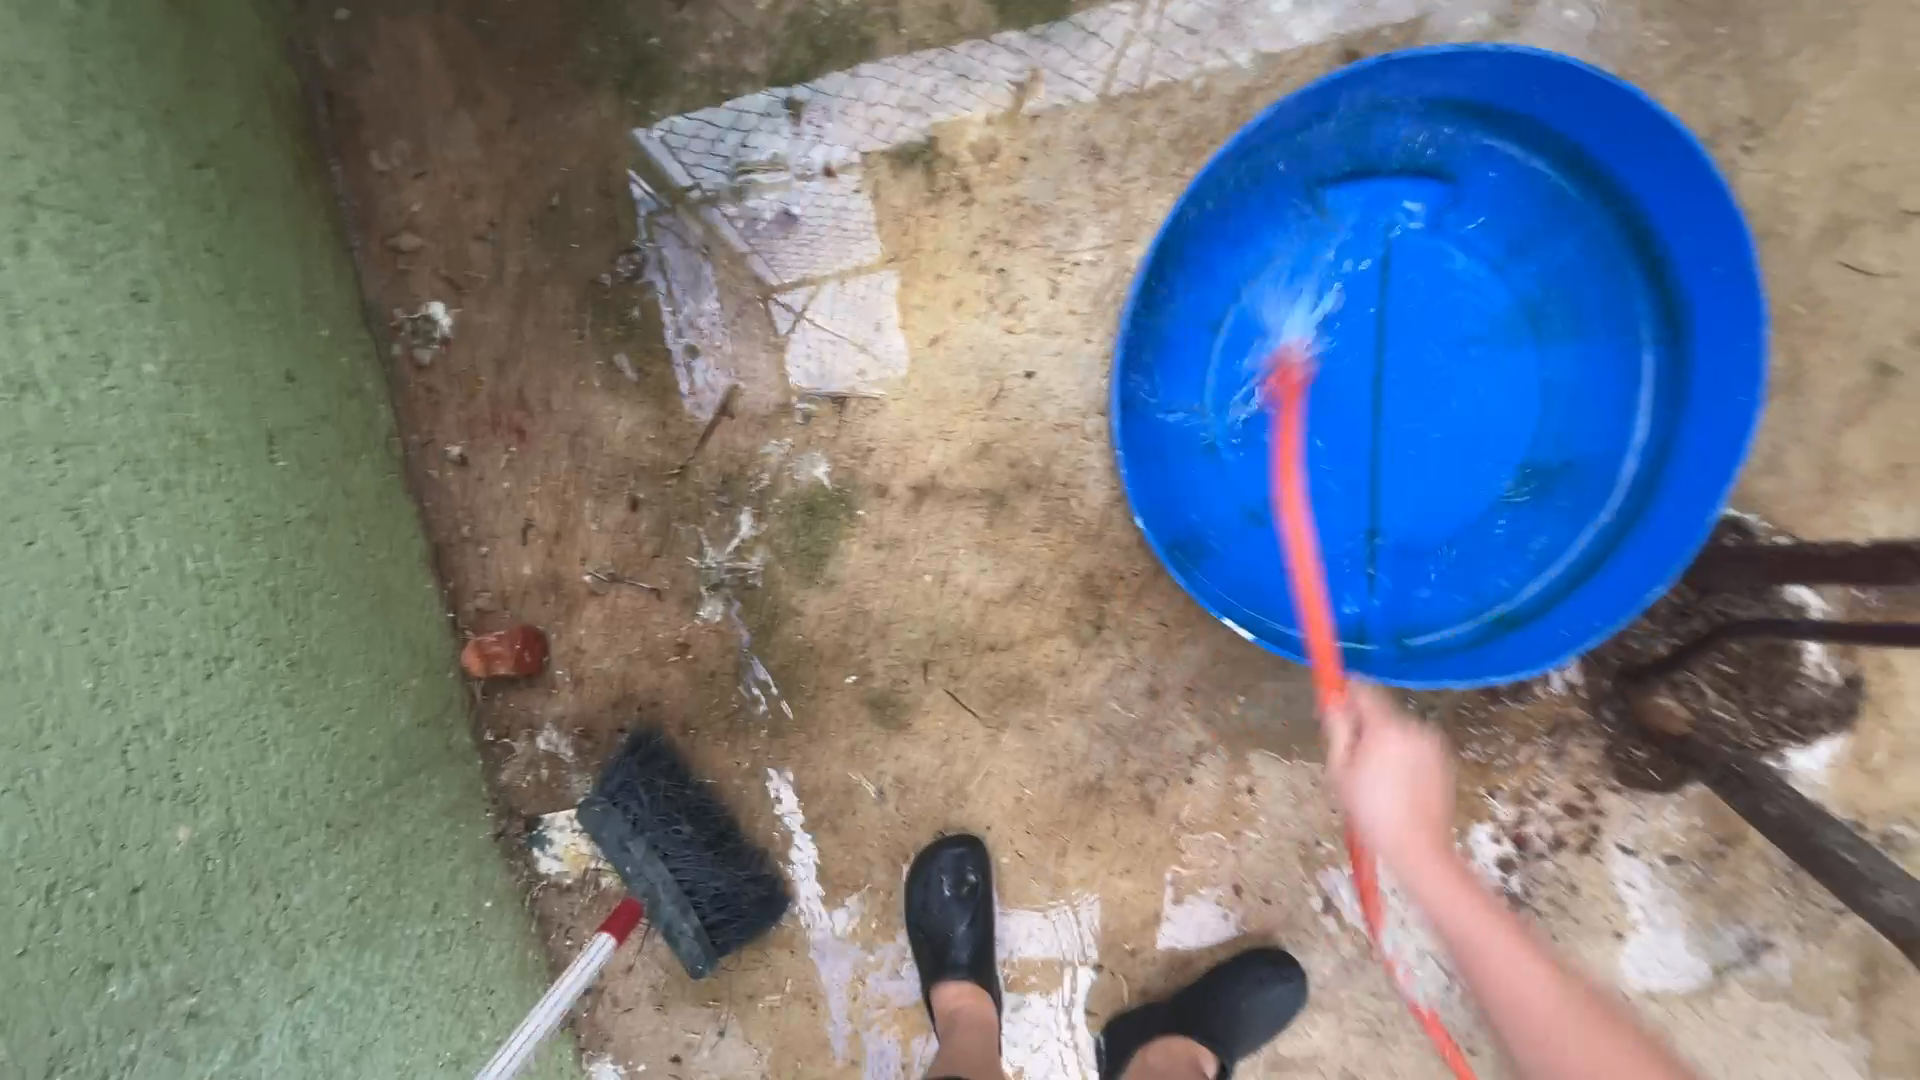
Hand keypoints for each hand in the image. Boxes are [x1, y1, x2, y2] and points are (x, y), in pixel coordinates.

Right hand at [1323, 681, 1456, 873]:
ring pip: (1397, 728)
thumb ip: (1337, 726)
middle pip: (1381, 710)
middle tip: (1349, 754)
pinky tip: (1394, 782)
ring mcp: (1433, 743)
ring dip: (1382, 739)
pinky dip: (1401, 753)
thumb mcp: (1340, 767)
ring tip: (1372, 774)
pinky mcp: (1444, 760)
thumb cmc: (1370, 809)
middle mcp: (1414, 727)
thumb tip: (1332, 698)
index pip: (1363, 690)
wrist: (1417, 847)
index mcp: (1386, 726)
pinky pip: (1413, 744)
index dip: (1344, 692)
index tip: (1331, 704)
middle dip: (1363, 723)